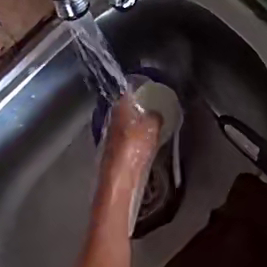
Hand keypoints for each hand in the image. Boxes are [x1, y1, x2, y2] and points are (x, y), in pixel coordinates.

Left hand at [96, 93, 161, 212]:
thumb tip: (156, 113)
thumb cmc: (135, 146)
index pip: (129, 90)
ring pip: (126, 121)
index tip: (153, 89)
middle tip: (156, 105)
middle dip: (140, 105)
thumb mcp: (152, 127)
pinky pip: (126, 134)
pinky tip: (145, 139)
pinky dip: (135, 134)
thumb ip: (155, 116)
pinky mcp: (112, 148)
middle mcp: (111, 116)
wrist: (119, 177)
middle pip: (127, 106)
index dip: (141, 88)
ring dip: (138, 120)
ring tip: (154, 122)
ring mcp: (110, 133)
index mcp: (119, 106)